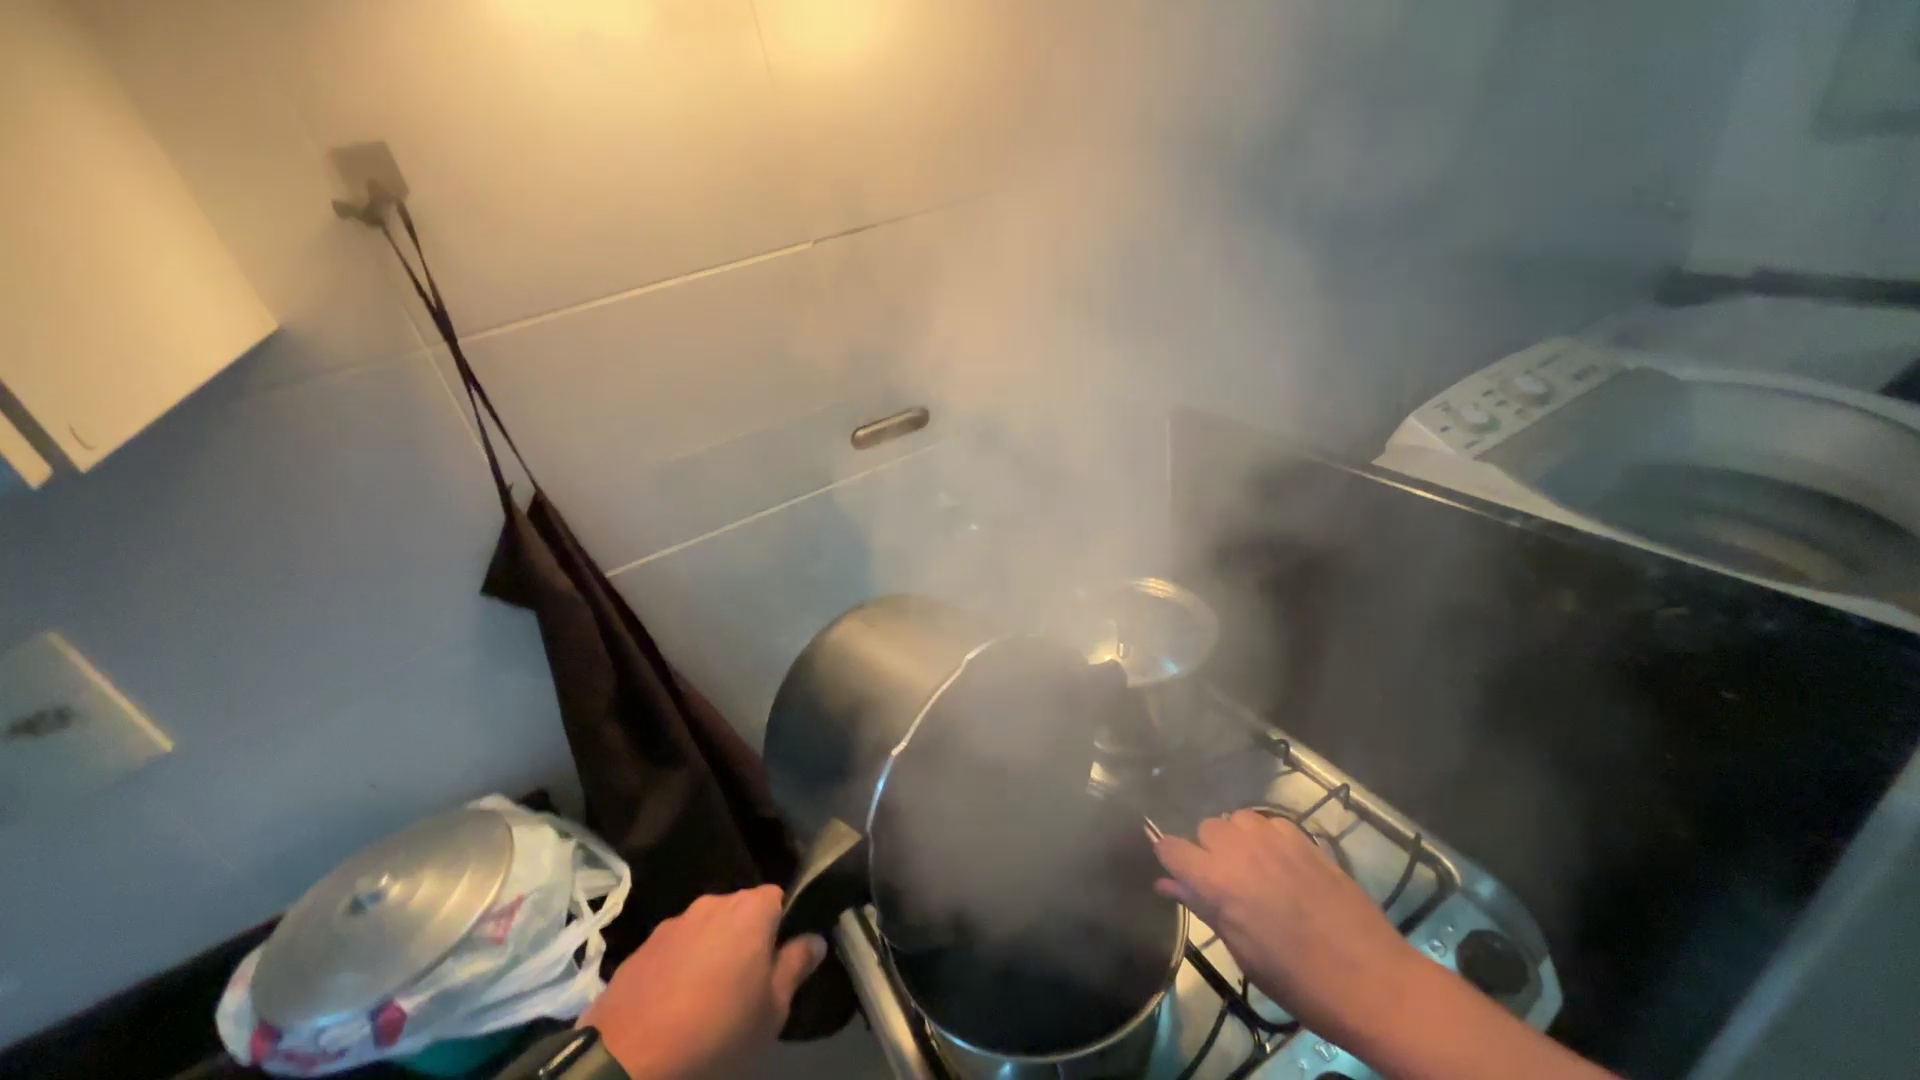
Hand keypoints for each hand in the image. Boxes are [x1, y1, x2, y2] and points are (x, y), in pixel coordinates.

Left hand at [581, 886, 827, 1079]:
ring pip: (705, 931)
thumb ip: (796, 966)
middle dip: (747, 939)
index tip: (780, 961)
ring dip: (711, 953)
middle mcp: (710, 904)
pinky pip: (674, 951)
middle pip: (740, 912)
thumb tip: (813, 939)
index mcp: (749, 910)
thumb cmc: (716, 1031)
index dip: (783, 926)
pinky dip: (679, 969)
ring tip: (708, 998)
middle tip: (748, 984)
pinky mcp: (639, 949)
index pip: (779, 897)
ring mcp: (670, 925)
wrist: (626, 1061)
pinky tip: (675, 1006)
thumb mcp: (773, 1009)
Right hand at [1153, 809, 1421, 1042]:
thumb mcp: (1242, 952)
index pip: (1172, 848)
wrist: (1372, 981)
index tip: (1175, 875)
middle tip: (1222, 884)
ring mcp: (1278, 841)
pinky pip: (1271, 823)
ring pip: (1237, 818)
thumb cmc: (1298, 981)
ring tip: (1250, 869)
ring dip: (1235, 838)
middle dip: (1205, 850)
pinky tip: (1280, 865)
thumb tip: (1166, 884)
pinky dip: (1266, 837)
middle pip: (1205, 828)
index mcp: (1219, 882)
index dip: (1169, 859)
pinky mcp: (1307, 841)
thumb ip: (1202, 908)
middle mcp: (1243, 850)